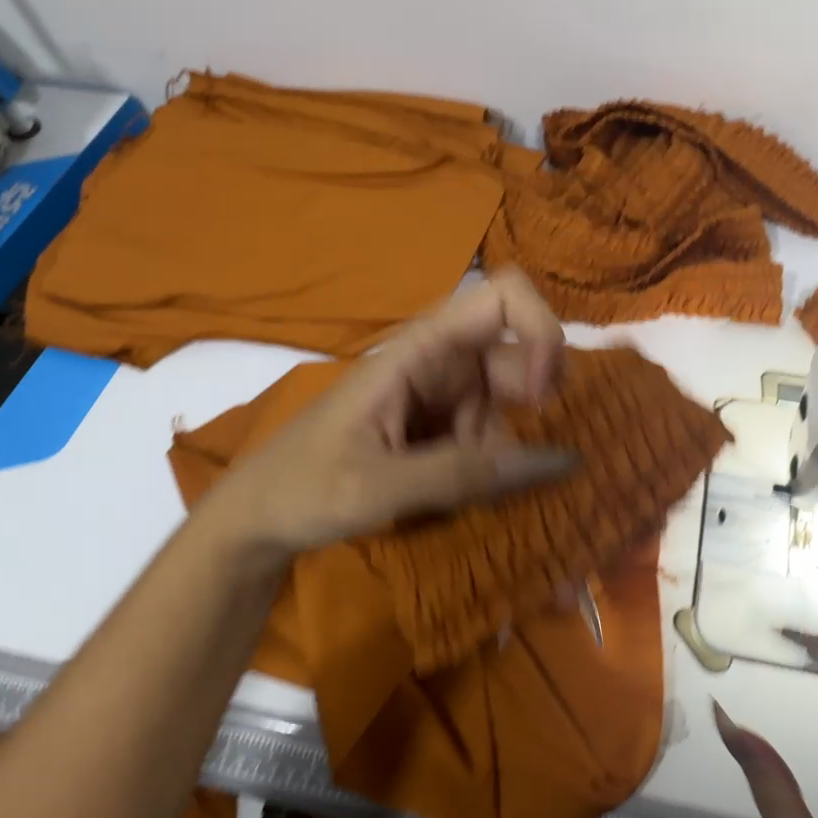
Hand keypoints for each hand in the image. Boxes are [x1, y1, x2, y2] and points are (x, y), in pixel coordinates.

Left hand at [196, 268, 577, 554]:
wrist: (257, 521)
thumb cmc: (303, 489)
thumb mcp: (378, 487)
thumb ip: (465, 474)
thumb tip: (560, 461)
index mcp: (417, 351)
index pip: (500, 296)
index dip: (539, 329)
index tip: (540, 394)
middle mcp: (439, 364)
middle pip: (517, 356)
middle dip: (530, 408)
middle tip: (514, 464)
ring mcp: (442, 399)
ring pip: (509, 406)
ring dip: (508, 451)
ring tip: (467, 497)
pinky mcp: (441, 433)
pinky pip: (491, 438)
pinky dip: (495, 469)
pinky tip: (465, 502)